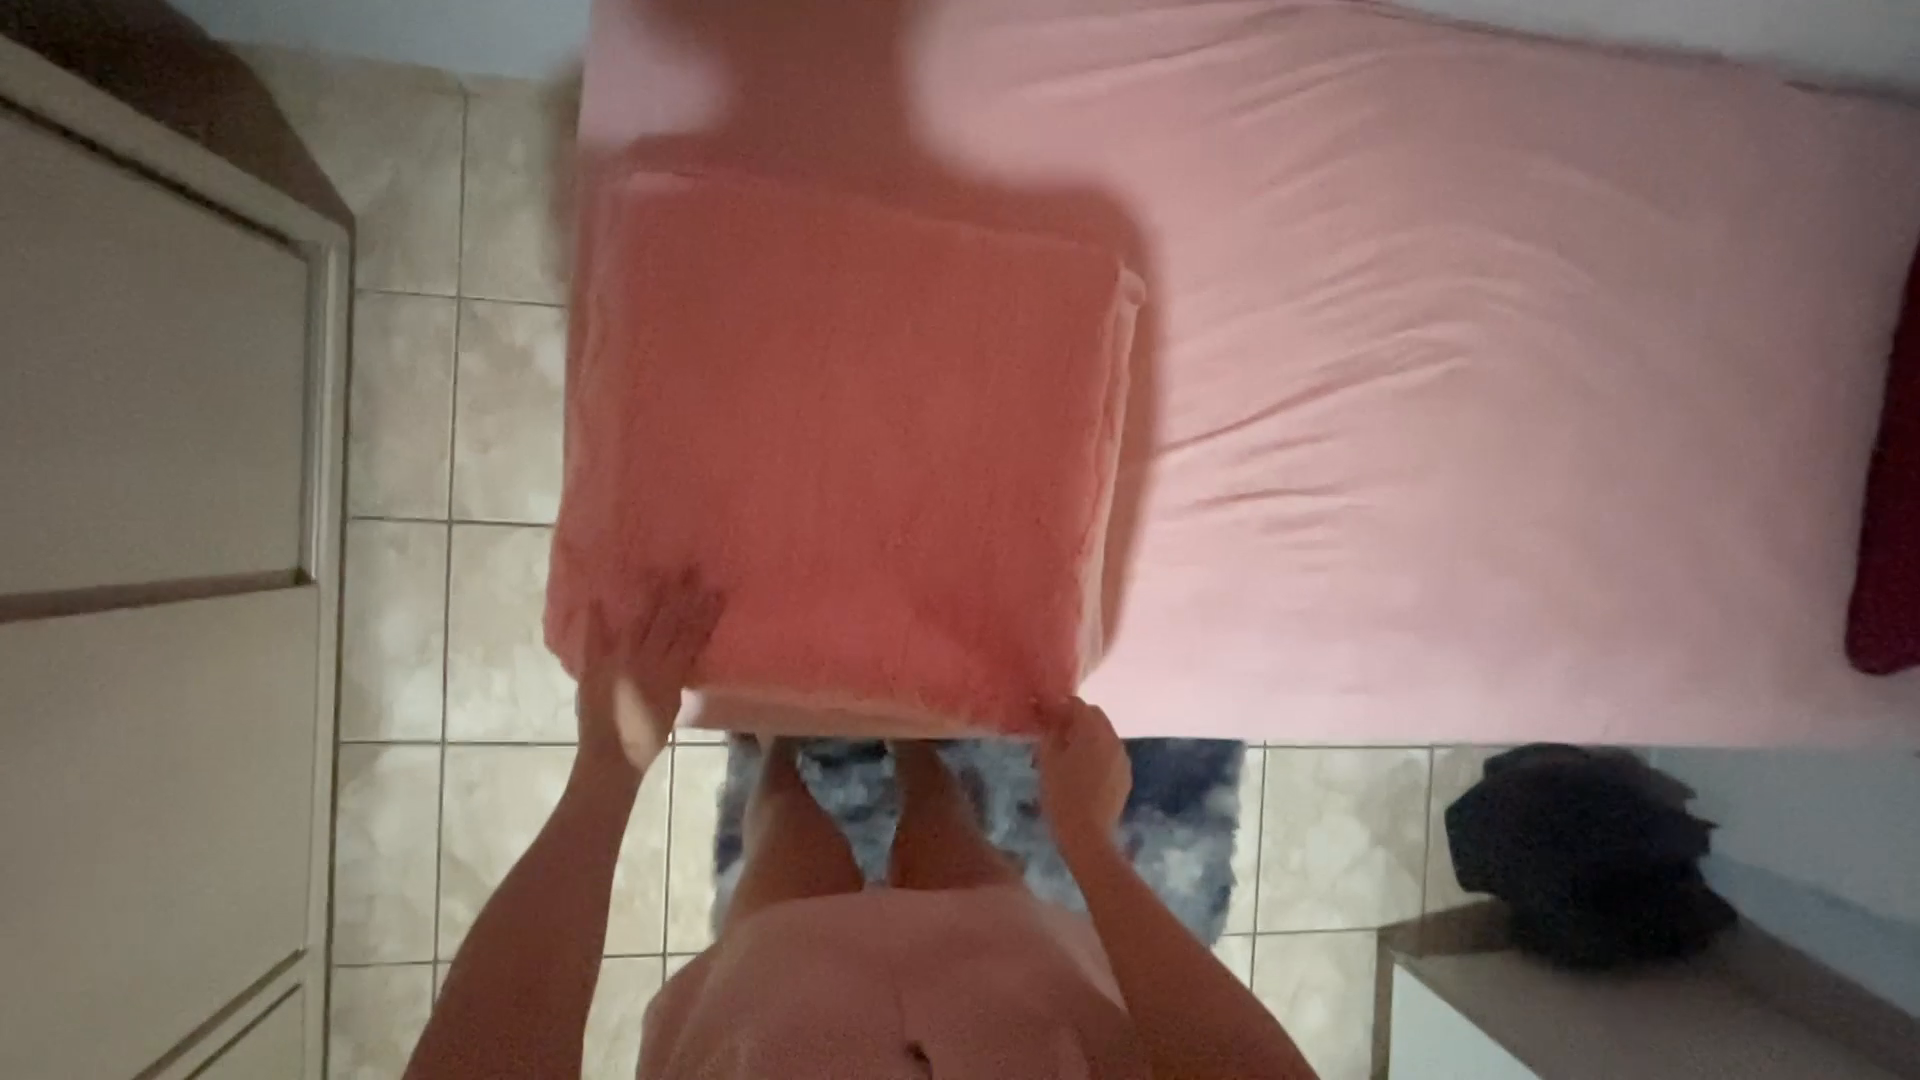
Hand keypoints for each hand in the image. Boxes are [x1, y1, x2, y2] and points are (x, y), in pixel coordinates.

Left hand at [577, 569, 724, 778]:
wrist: (611, 757)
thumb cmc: (649, 736)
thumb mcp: (673, 703)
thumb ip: (676, 674)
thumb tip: (681, 649)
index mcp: (666, 673)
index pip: (690, 635)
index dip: (704, 612)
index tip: (715, 591)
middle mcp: (642, 662)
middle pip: (666, 622)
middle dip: (681, 596)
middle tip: (691, 570)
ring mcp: (615, 662)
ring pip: (637, 623)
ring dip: (648, 597)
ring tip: (657, 574)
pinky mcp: (592, 668)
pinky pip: (593, 639)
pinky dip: (594, 619)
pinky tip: (596, 599)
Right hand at [1036, 697, 1130, 856]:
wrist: (1088, 835)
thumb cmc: (1062, 795)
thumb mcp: (1047, 760)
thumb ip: (1050, 732)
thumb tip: (1050, 717)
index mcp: (1093, 731)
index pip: (1077, 705)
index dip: (1059, 705)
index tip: (1043, 713)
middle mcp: (1113, 739)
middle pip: (1094, 716)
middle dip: (1075, 718)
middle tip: (1054, 731)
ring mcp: (1122, 758)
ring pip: (1104, 735)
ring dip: (1086, 735)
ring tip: (1066, 751)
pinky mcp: (1125, 776)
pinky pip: (1110, 753)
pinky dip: (1096, 752)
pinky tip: (1082, 769)